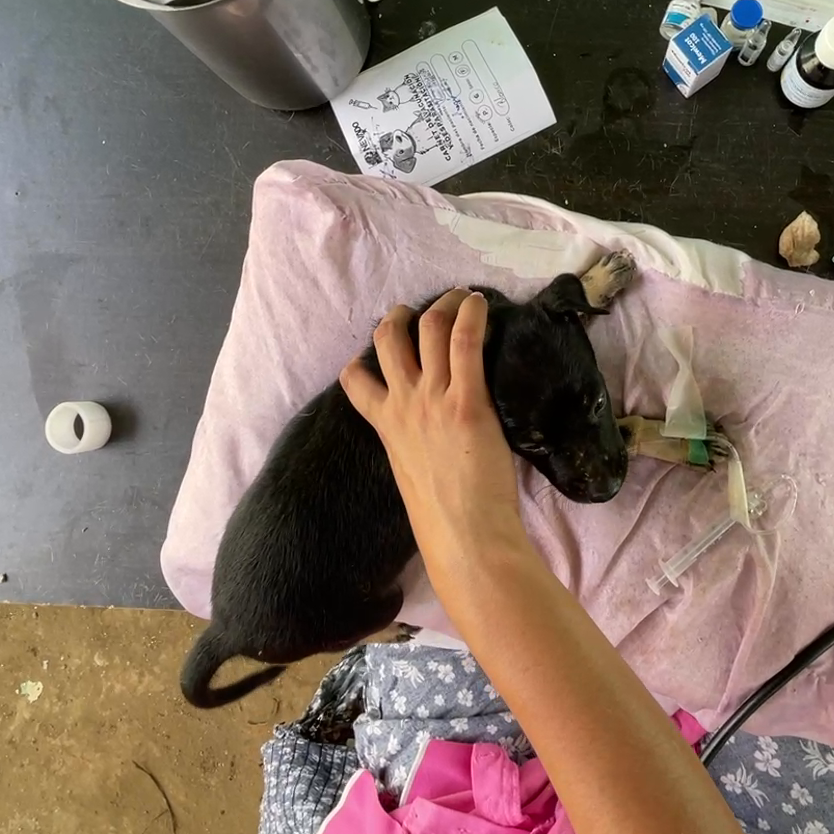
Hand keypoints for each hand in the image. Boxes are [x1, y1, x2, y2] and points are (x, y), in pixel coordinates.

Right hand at [341, 290, 530, 571]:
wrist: (465, 538)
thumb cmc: (442, 517)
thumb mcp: (410, 473)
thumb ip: (411, 442)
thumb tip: (427, 432)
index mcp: (385, 426)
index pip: (354, 380)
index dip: (363, 356)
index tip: (381, 346)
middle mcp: (402, 404)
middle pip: (387, 340)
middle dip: (402, 315)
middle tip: (425, 309)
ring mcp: (432, 399)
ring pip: (427, 329)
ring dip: (442, 304)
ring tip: (459, 296)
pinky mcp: (466, 400)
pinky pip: (465, 342)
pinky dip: (471, 314)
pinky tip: (480, 303)